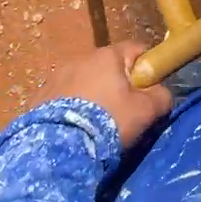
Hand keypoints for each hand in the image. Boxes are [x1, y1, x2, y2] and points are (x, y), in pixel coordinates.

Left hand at [36, 43, 172, 144]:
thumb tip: (162, 94)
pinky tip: (74, 131)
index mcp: (107, 55)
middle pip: (109, 67)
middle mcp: (80, 59)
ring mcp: (56, 77)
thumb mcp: (146, 111)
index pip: (137, 50)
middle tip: (123, 113)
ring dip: (92, 97)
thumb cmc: (108, 122)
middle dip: (118, 86)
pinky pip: (64, 99)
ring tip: (94, 125)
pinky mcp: (38, 98)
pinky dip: (72, 110)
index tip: (149, 91)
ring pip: (85, 83)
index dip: (148, 69)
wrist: (58, 151)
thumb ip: (162, 96)